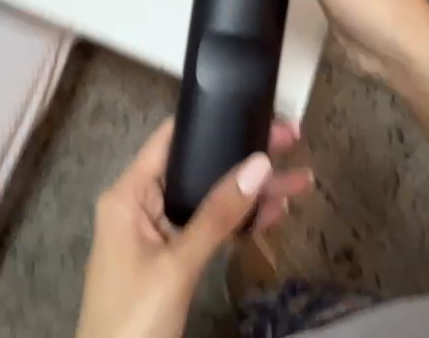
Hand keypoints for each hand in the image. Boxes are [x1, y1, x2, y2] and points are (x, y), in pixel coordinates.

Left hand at [77, 119, 311, 337]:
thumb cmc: (133, 318)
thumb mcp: (177, 265)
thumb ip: (217, 214)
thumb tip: (258, 163)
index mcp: (128, 193)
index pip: (171, 139)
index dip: (213, 122)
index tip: (256, 112)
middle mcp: (140, 204)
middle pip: (197, 168)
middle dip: (243, 159)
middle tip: (292, 142)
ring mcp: (155, 233)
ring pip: (208, 199)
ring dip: (250, 193)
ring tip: (299, 181)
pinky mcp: (170, 260)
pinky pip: (207, 228)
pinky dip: (237, 222)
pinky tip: (273, 214)